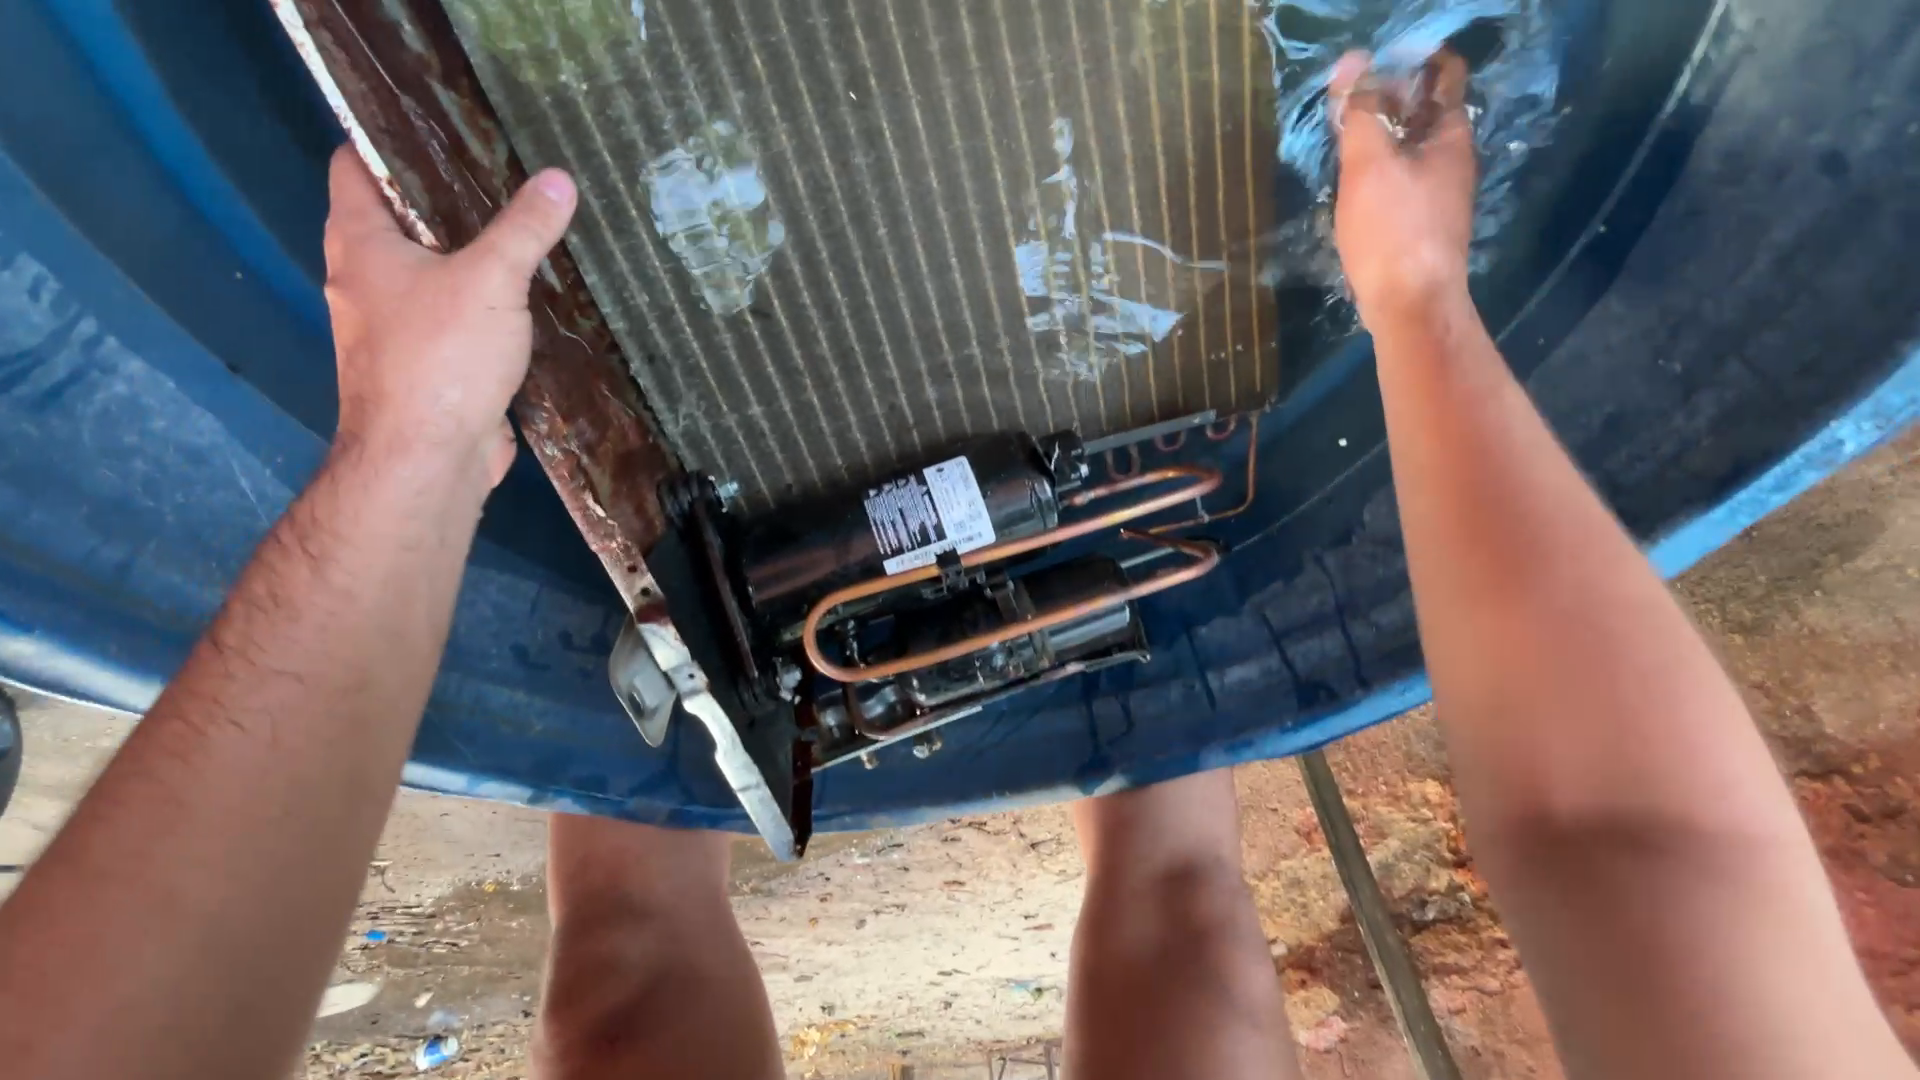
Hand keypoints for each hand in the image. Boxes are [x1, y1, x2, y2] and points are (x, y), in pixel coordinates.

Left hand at [321, 146, 577, 488]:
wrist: (427, 457)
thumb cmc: (442, 356)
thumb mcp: (492, 281)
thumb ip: (524, 229)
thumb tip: (560, 180)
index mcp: (360, 243)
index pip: (354, 163)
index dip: (391, 139)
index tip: (447, 130)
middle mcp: (363, 280)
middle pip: (398, 220)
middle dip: (446, 202)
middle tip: (504, 182)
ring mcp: (391, 328)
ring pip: (428, 275)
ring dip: (467, 260)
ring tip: (521, 239)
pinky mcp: (424, 367)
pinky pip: (450, 321)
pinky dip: (480, 308)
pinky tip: (522, 307)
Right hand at [1329, 49, 1477, 330]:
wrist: (1410, 304)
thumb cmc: (1392, 229)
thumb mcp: (1368, 164)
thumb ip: (1359, 113)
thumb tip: (1351, 62)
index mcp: (1449, 136)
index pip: (1444, 75)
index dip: (1413, 59)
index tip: (1373, 63)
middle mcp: (1452, 161)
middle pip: (1425, 114)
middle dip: (1390, 101)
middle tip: (1348, 100)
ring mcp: (1439, 197)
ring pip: (1412, 152)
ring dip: (1382, 141)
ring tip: (1344, 141)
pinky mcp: (1422, 228)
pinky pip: (1402, 185)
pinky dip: (1380, 175)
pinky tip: (1354, 189)